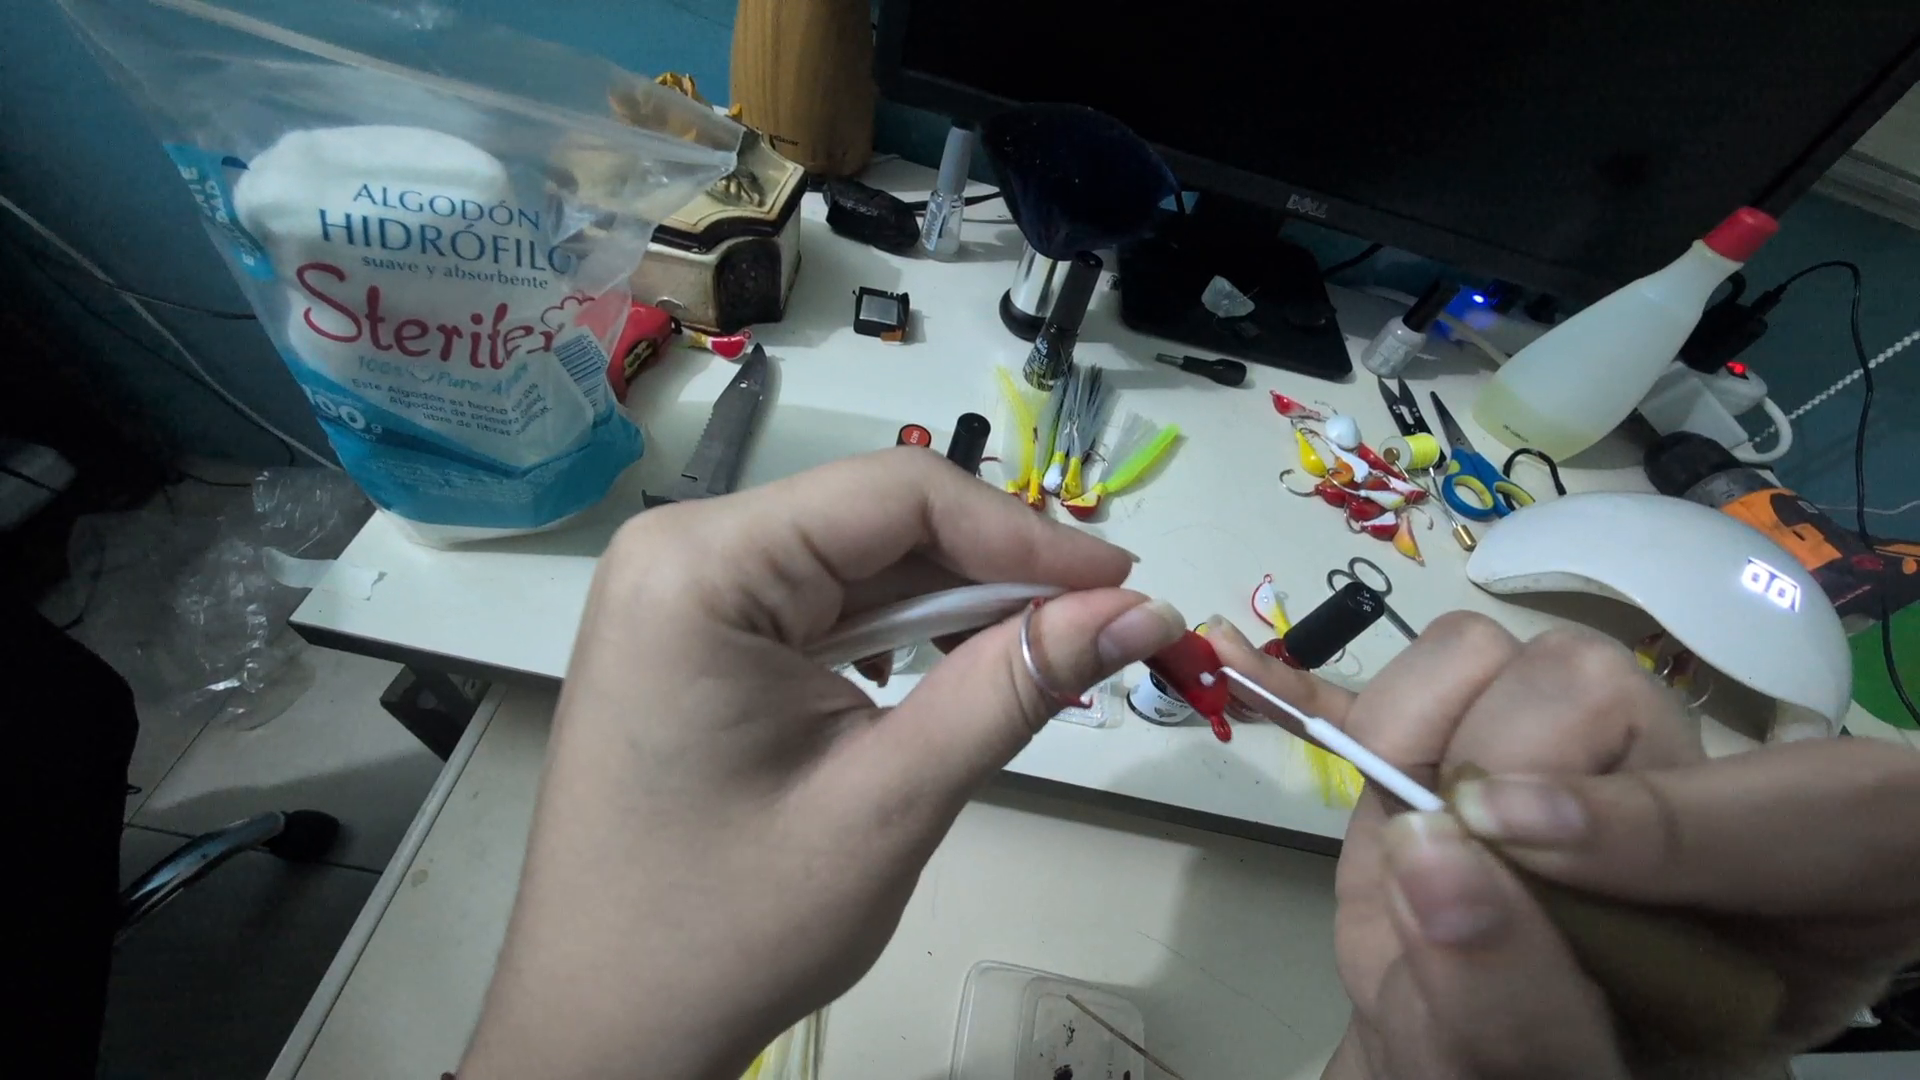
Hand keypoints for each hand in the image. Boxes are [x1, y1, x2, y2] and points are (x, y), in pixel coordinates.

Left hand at [460, 448, 1186, 1079]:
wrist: (604, 1027)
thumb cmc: (729, 930)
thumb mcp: (891, 800)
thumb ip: (1017, 686)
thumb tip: (1139, 613)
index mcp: (702, 566)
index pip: (896, 494)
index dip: (1020, 533)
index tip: (1119, 583)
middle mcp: (686, 547)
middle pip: (879, 520)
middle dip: (994, 570)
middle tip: (1097, 621)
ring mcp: (690, 584)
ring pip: (864, 556)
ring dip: (956, 599)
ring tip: (1036, 649)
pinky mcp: (707, 624)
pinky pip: (831, 595)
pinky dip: (906, 624)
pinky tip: (950, 665)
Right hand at [1207, 613, 1919, 1079]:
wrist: (1449, 1051)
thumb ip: (1509, 999)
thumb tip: (1433, 850)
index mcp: (1784, 897)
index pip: (1830, 807)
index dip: (1668, 808)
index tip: (1504, 840)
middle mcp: (1668, 788)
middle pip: (1590, 684)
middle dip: (1483, 762)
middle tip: (1430, 841)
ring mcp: (1545, 744)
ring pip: (1477, 654)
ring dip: (1397, 727)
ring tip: (1379, 805)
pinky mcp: (1450, 732)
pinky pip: (1376, 682)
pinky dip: (1305, 681)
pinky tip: (1243, 667)